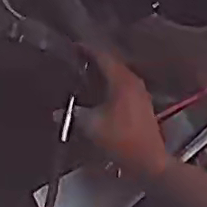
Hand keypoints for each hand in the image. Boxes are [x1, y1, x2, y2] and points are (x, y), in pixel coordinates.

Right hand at [76, 46, 174, 180]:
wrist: (149, 160)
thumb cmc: (121, 140)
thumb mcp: (93, 127)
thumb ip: (75, 115)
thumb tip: (57, 112)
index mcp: (122, 80)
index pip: (103, 57)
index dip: (88, 50)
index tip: (74, 46)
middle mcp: (133, 80)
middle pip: (112, 63)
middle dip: (94, 60)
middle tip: (76, 59)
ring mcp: (140, 91)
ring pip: (118, 74)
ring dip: (102, 72)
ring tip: (85, 73)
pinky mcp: (142, 102)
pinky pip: (123, 84)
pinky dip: (110, 83)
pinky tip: (99, 92)